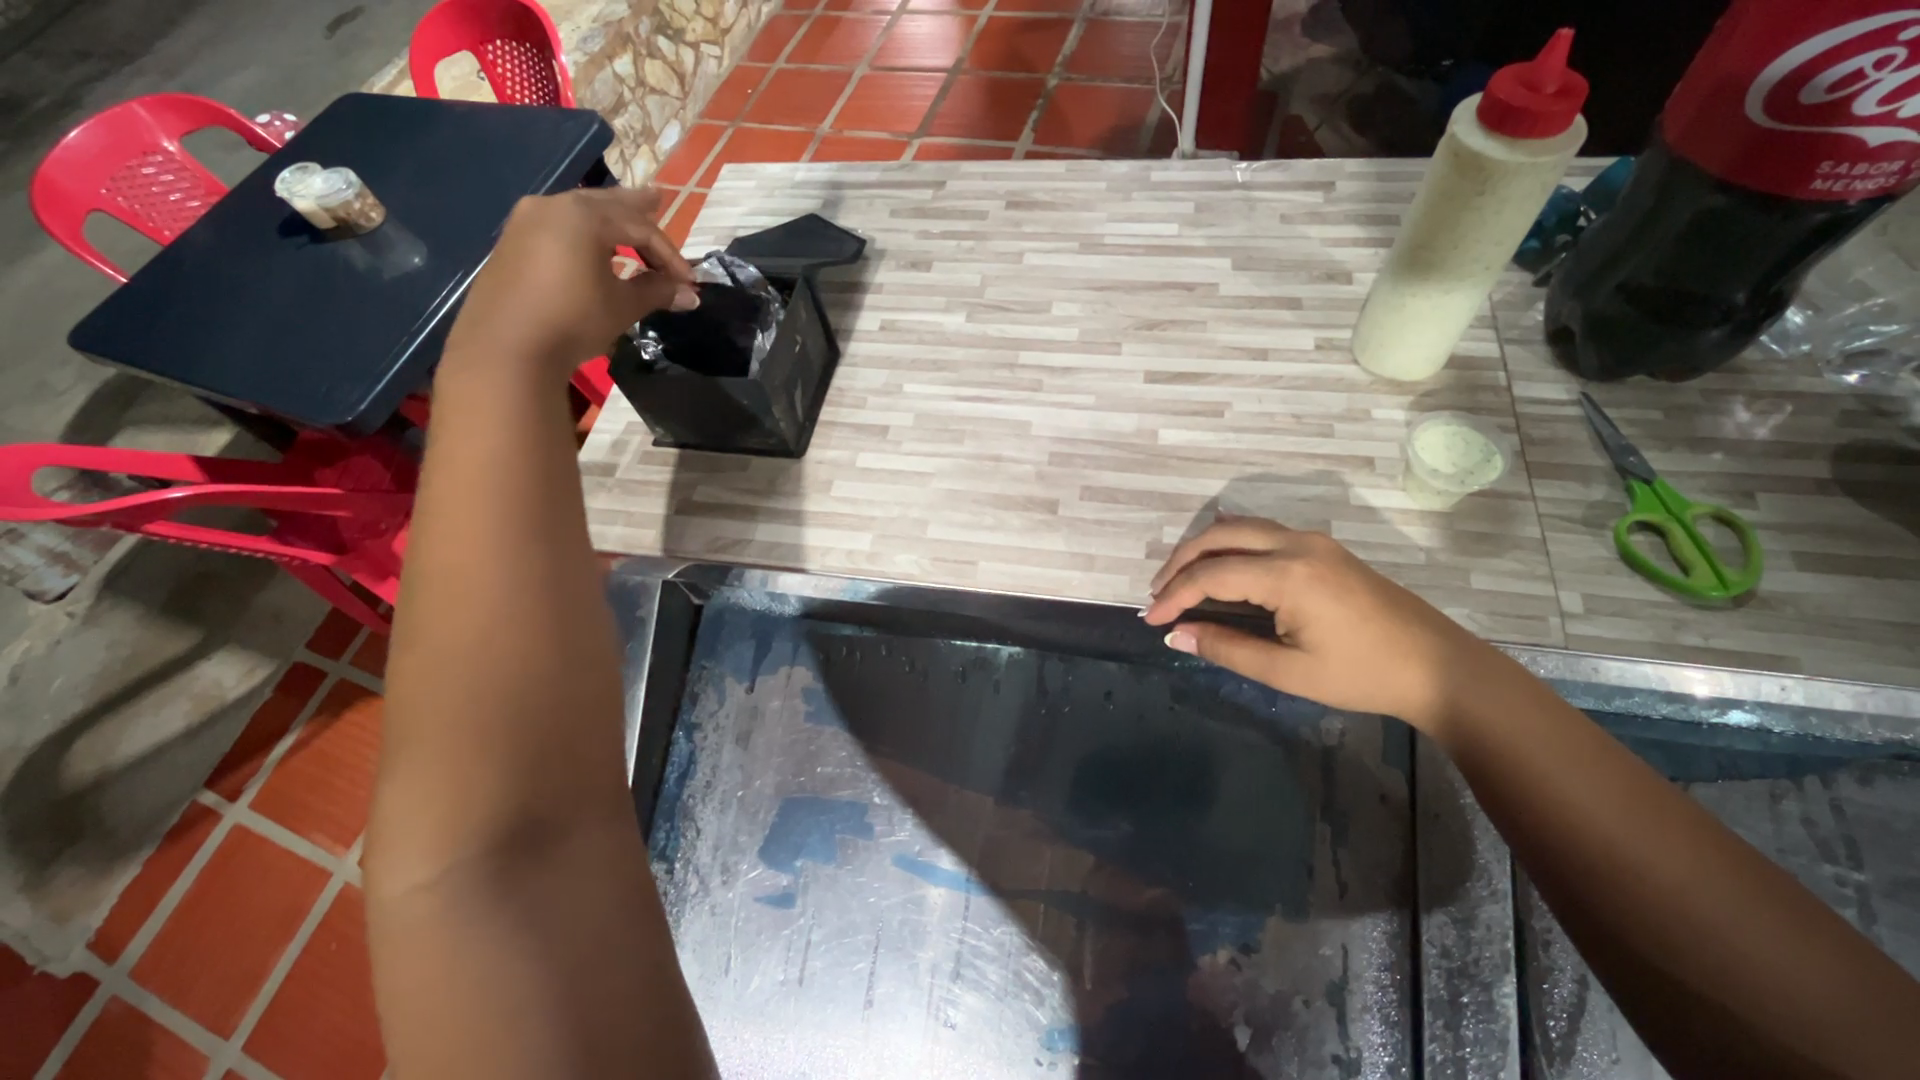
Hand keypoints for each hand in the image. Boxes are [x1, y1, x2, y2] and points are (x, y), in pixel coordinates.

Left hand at [443, 187, 696, 379]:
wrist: (505, 348)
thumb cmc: (573, 320)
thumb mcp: (622, 306)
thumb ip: (656, 292)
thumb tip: (690, 295)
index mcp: (585, 216)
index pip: (640, 228)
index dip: (669, 254)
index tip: (687, 281)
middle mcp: (554, 206)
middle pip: (607, 204)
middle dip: (636, 209)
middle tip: (658, 200)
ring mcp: (526, 221)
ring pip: (579, 213)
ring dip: (608, 220)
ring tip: (627, 221)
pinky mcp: (512, 242)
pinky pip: (558, 227)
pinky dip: (583, 233)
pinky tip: (592, 247)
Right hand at [1141, 517, 1498, 730]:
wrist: (1436, 667)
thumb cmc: (1361, 675)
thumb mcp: (1288, 672)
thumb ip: (1227, 648)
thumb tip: (1176, 633)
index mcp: (1288, 574)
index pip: (1211, 574)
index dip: (1174, 595)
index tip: (1150, 620)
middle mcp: (1297, 544)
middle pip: (1219, 537)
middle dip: (1180, 563)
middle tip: (1156, 594)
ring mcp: (1314, 541)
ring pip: (1241, 529)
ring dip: (1205, 550)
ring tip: (1180, 582)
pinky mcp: (1324, 548)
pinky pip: (1263, 533)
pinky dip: (1231, 545)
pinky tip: (1219, 562)